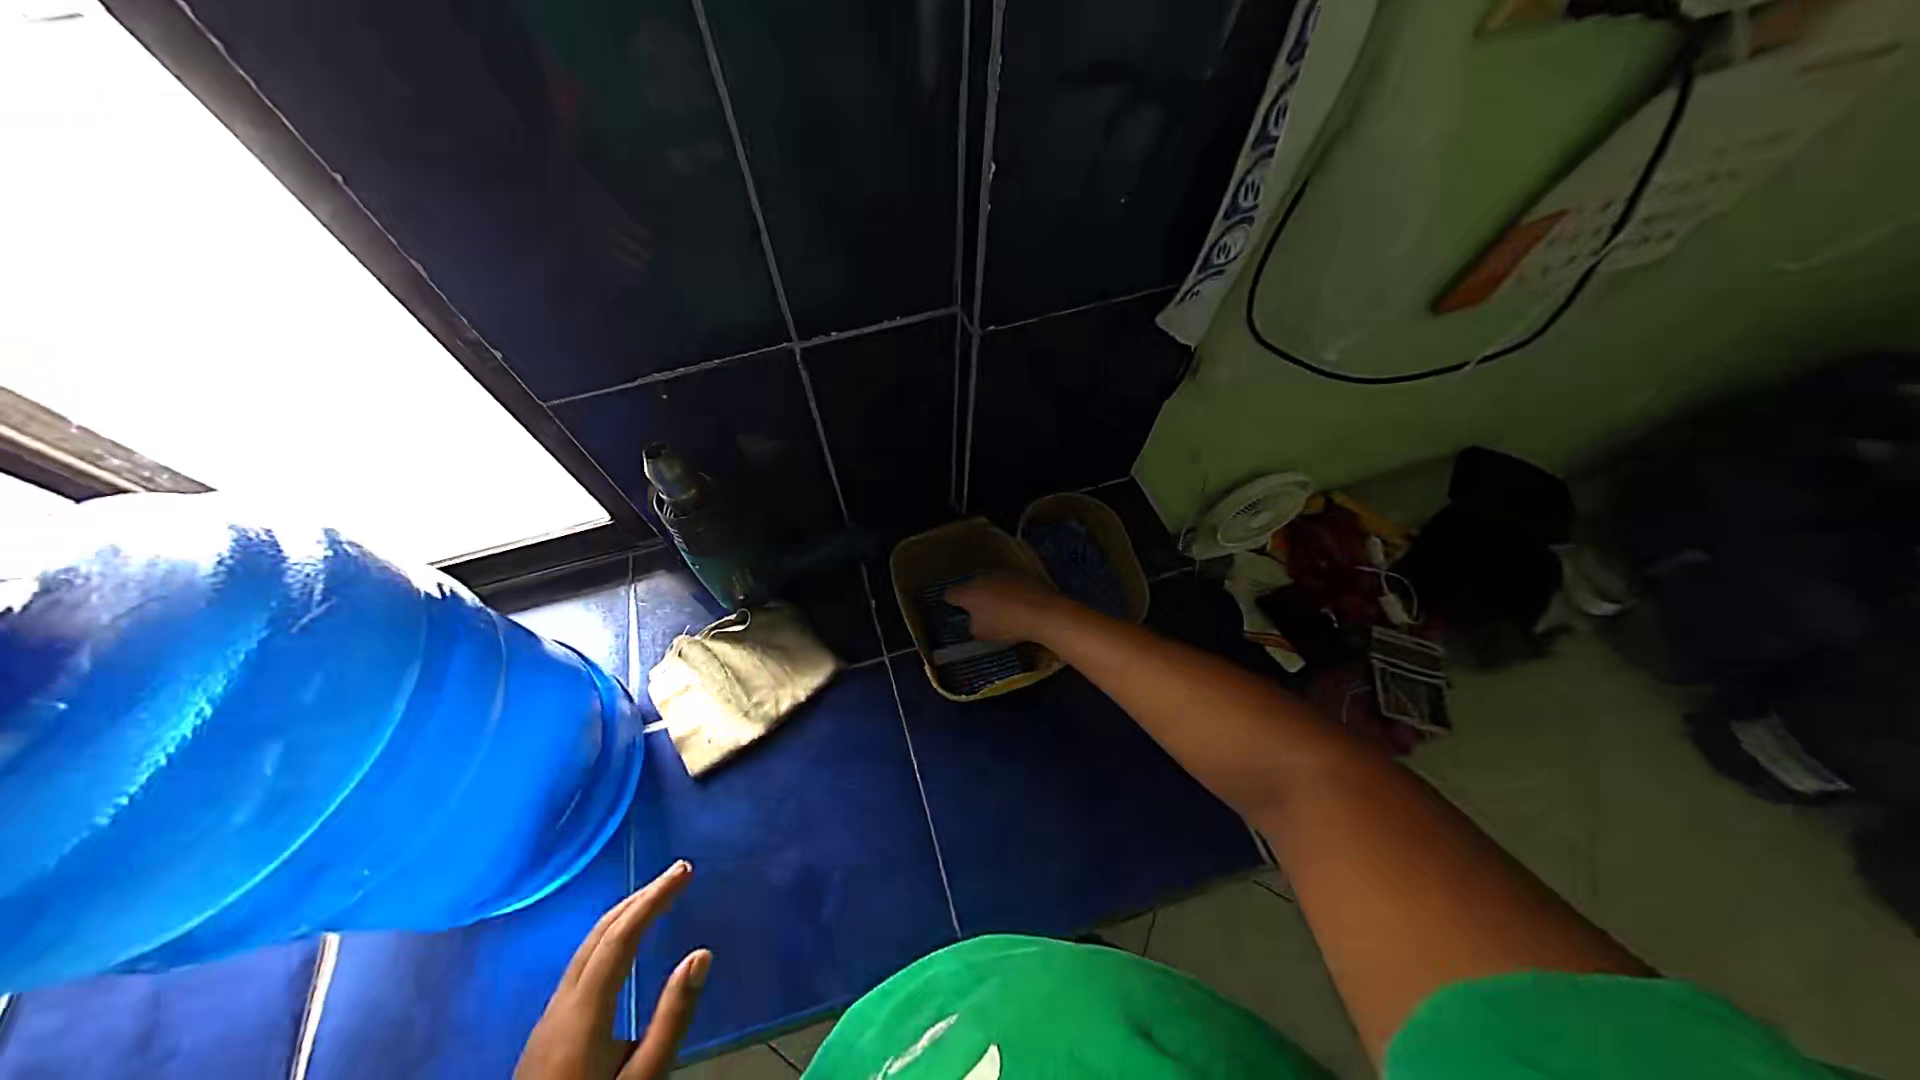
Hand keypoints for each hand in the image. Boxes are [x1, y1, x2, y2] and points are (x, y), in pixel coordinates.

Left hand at [515, 861, 711, 1079]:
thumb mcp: (644, 1077)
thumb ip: (672, 1018)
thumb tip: (701, 955)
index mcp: (583, 1011)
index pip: (621, 936)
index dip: (654, 897)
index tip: (684, 871)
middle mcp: (561, 1004)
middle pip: (599, 934)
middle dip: (640, 897)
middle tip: (677, 874)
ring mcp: (549, 1017)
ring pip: (587, 947)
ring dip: (625, 914)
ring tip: (657, 898)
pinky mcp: (547, 1030)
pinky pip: (582, 964)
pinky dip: (611, 937)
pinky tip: (624, 944)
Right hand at [944, 573, 1074, 643]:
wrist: (1044, 612)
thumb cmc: (1008, 625)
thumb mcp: (982, 634)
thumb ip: (972, 625)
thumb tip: (973, 619)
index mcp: (968, 592)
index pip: (950, 594)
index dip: (950, 602)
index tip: (955, 610)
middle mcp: (982, 577)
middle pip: (971, 586)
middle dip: (973, 597)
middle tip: (978, 612)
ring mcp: (1003, 573)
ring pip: (990, 582)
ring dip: (992, 593)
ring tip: (1000, 609)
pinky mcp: (1021, 573)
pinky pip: (1008, 583)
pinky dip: (1009, 591)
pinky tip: (1017, 604)